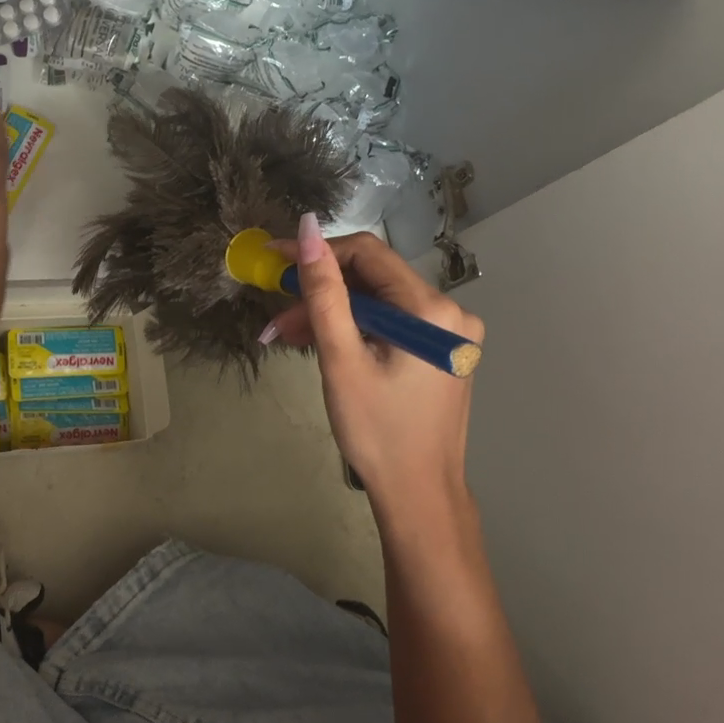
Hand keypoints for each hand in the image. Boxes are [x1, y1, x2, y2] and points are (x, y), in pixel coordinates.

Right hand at [265, 213, 484, 510]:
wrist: (418, 494)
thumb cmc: (377, 430)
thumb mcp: (341, 358)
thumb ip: (323, 291)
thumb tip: (306, 228)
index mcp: (431, 309)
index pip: (366, 253)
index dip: (317, 252)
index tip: (273, 260)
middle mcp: (450, 311)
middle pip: (371, 278)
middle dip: (319, 292)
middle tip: (276, 316)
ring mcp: (449, 332)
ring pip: (377, 301)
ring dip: (331, 313)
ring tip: (287, 336)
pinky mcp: (441, 350)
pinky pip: (390, 322)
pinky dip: (353, 328)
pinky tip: (320, 343)